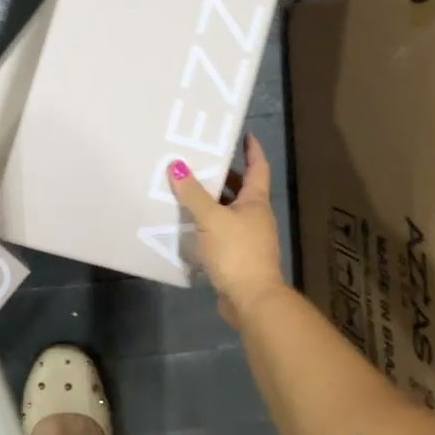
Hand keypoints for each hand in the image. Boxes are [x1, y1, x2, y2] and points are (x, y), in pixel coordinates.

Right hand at [169, 134, 286, 329]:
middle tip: (201, 160)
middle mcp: (256, 217)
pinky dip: (208, 224)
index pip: (258, 167)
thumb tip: (176, 165)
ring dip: (213, 200)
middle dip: (224, 174)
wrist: (253, 300)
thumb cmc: (238, 252)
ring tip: (187, 189)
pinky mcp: (238, 257)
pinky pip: (222, 231)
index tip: (246, 134)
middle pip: (242, 188)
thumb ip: (193, 193)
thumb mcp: (211, 219)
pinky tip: (189, 224)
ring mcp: (249, 238)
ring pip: (230, 211)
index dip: (253, 150)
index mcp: (256, 202)